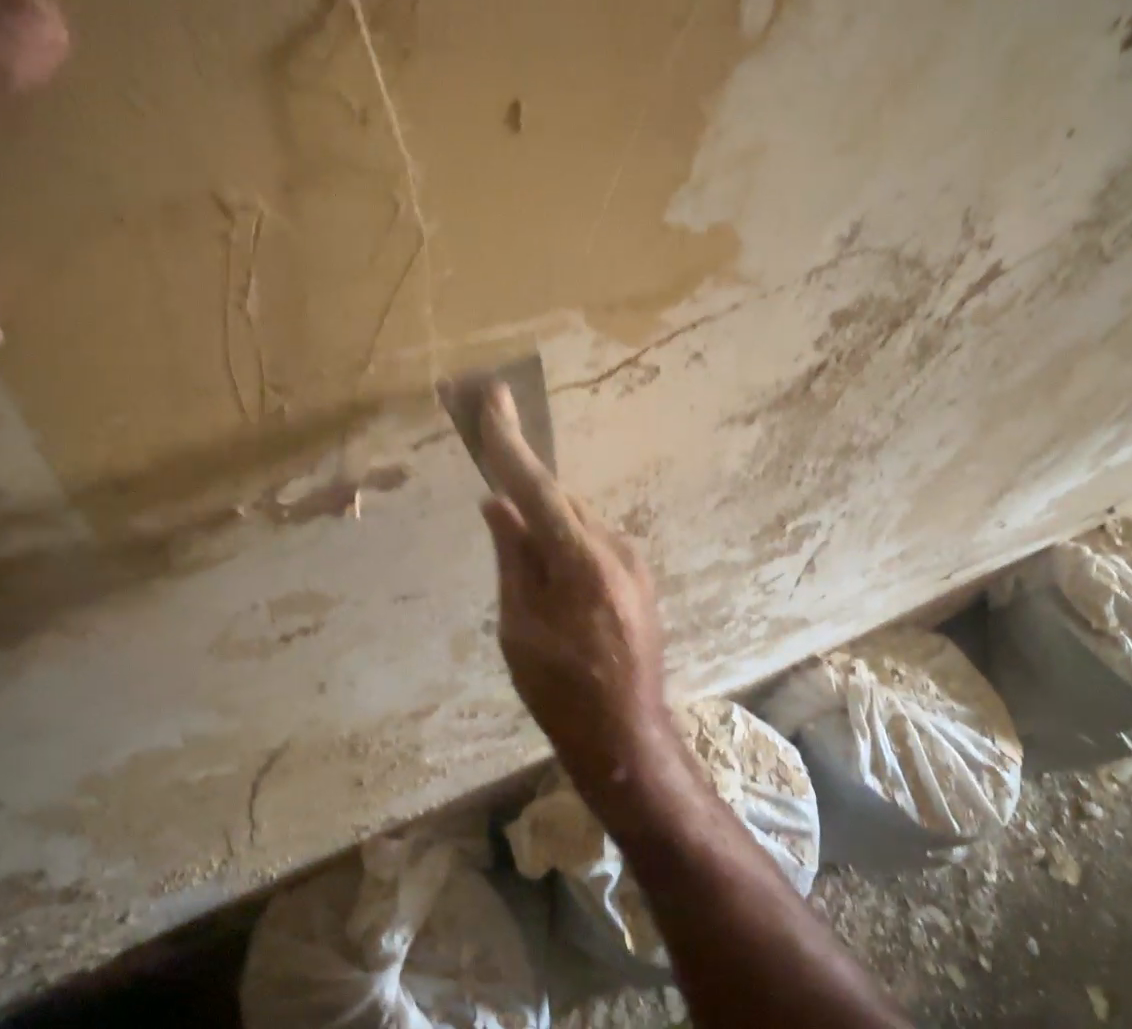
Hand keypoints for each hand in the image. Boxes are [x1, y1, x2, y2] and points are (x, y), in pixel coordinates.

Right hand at [475, 384, 669, 780]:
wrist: (625, 733)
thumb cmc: (559, 690)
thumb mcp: (519, 627)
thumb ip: (512, 557)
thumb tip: (497, 504)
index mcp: (581, 562)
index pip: (537, 488)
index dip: (510, 443)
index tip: (493, 398)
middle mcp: (616, 549)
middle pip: (559, 499)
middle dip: (523, 483)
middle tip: (491, 467)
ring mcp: (634, 563)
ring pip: (577, 519)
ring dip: (544, 517)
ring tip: (516, 542)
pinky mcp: (640, 578)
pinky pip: (593, 541)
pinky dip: (565, 539)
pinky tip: (549, 565)